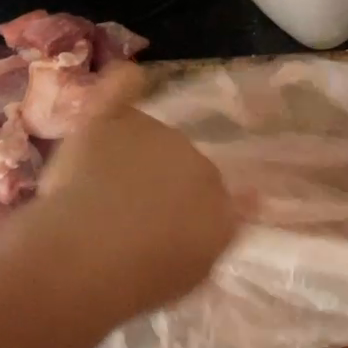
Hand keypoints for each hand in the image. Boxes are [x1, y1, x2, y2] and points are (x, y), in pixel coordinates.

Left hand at [32, 62, 239, 315]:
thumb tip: (253, 197)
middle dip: (154, 181)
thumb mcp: (199, 264)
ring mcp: (149, 132)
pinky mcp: (107, 122)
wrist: (93, 253)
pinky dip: (125, 83)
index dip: (182, 209)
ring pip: (143, 134)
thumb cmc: (146, 272)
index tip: (160, 231)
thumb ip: (223, 226)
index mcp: (216, 190)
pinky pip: (119, 89)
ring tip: (97, 193)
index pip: (207, 189)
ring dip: (129, 153)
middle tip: (123, 216)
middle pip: (174, 159)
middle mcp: (190, 153)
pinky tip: (129, 75)